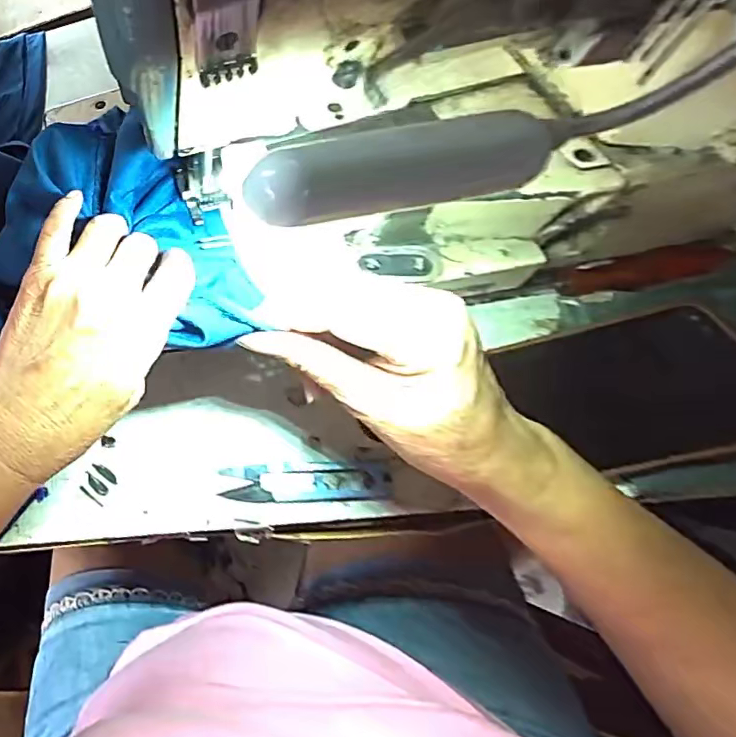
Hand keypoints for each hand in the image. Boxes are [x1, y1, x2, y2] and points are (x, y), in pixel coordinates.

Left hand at [0, 192, 194, 488]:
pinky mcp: (38, 276)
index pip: (175, 272)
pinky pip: (56, 226)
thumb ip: (144, 340)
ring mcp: (71, 282)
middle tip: (133, 263)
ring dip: (112, 232)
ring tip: (107, 242)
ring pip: (106, 226)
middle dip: (141, 253)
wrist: (15, 421)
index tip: (168, 268)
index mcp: (140, 330)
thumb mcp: (130, 386)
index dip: (174, 267)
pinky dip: (66, 207)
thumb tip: (150, 309)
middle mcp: (109, 299)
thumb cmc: (68, 418)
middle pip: (141, 245)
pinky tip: (74, 201)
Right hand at [236, 278, 556, 495]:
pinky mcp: (410, 300)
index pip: (340, 309)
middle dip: (291, 311)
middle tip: (256, 331)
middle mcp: (427, 301)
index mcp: (427, 331)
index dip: (287, 310)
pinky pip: (351, 299)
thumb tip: (258, 337)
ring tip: (286, 346)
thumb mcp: (370, 406)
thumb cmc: (443, 439)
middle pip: (337, 292)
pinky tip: (313, 342)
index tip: (246, 317)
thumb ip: (312, 364)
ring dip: (304, 316)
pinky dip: (323, 319)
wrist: (489, 445)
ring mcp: (421, 297)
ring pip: (338, 291)